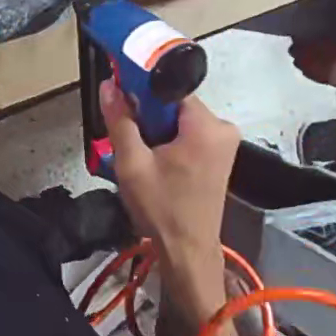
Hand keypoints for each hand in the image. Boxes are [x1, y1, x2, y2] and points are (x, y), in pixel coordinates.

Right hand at [99, 80, 238, 261]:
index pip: (171, 87)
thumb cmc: (161, 208)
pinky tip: (155, 158)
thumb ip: (120, 121)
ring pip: (181, 118)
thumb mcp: (132, 164)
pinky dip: (170, 139)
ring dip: (158, 127)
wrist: (187, 250)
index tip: (121, 95)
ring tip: (140, 150)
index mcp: (206, 126)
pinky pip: (190, 132)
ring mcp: (225, 142)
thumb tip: (109, 85)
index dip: (143, 88)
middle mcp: (223, 128)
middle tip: (128, 133)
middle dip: (149, 113)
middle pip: (176, 102)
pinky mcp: (221, 155)